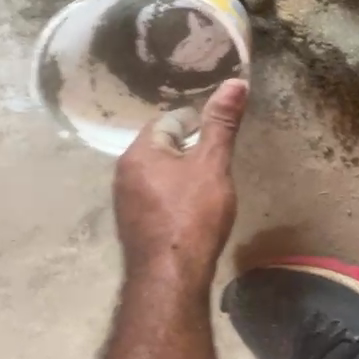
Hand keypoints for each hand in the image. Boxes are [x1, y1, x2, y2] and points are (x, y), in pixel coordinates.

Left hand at [114, 79, 247, 291]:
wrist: (171, 275)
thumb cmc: (192, 213)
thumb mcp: (213, 163)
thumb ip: (222, 123)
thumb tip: (235, 82)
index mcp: (139, 153)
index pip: (171, 120)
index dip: (200, 122)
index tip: (222, 134)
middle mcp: (124, 173)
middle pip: (163, 144)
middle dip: (192, 145)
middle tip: (220, 156)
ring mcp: (126, 200)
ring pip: (160, 170)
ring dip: (184, 169)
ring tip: (211, 180)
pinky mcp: (135, 222)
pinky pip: (157, 192)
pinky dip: (176, 190)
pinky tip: (195, 204)